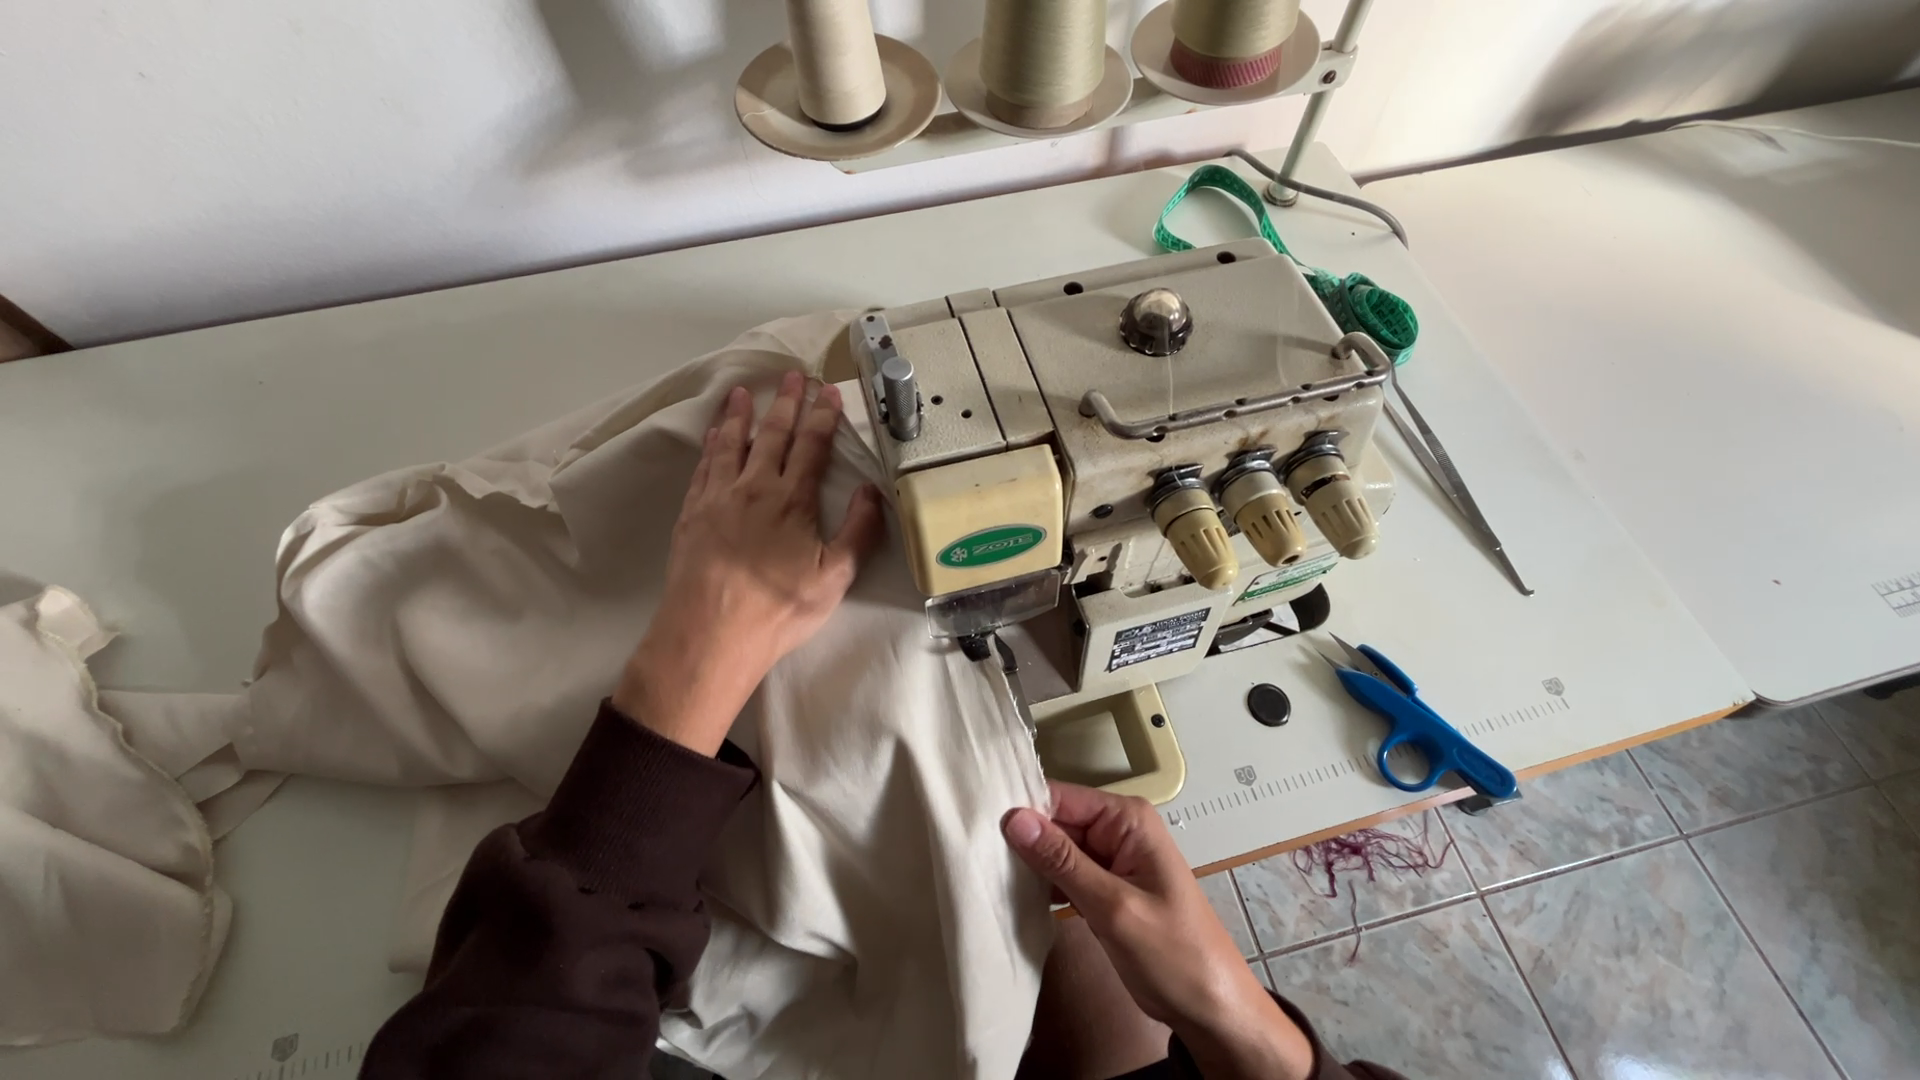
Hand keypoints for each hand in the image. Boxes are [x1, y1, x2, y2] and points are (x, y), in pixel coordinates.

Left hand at [615, 372, 885, 754]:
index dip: (823, 416)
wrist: (710, 632)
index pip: (812, 447)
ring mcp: (719, 497)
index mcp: (793, 500)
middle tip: (792, 375)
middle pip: (773, 435)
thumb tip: (872, 490)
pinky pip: (704, 466)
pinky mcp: (692, 512)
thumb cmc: (778, 609)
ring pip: (732, 443)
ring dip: (740, 415)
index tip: (829, 391)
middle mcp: (755, 488)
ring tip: (744, 392)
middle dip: (786, 403)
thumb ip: (858, 531)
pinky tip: (713, 434)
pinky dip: (711, 444)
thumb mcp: (835, 578)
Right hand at [1002, 782, 1314, 1079]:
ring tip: (984, 872)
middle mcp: (1116, 829)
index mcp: (1126, 819)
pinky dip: (1041, 885)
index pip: (1061, 797)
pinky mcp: (1102, 888)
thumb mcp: (1114, 907)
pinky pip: (1062, 873)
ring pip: (1054, 848)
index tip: (977, 823)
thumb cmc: (1174, 954)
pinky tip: (1012, 895)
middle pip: (1054, 820)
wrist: (1212, 1011)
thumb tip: (1012, 817)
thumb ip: (1062, 861)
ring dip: (1027, 863)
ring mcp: (1109, 859)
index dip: (1022, 808)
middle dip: (1020, 837)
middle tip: (974, 854)